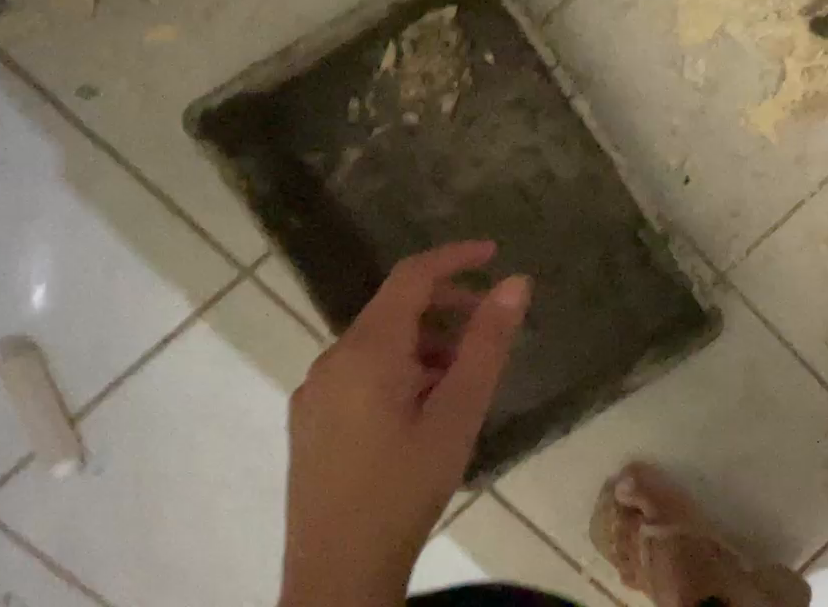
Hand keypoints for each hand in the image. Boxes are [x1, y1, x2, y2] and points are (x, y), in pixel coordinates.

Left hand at [279, 240, 531, 606]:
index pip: (410, 277)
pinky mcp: (311, 423)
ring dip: (428, 343)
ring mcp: (314, 395)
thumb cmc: (405, 487)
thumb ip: (488, 342)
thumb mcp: (460, 412)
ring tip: (467, 378)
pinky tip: (428, 408)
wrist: (336, 577)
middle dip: (448, 306)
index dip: (454, 257)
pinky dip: (403, 369)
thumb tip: (517, 282)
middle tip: (493, 325)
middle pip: (394, 310)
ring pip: (380, 344)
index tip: (496, 253)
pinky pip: (362, 373)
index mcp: (365, 352)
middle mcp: (330, 363)